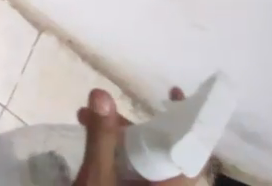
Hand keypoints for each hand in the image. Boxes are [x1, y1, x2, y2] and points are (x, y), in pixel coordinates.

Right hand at [76, 87, 193, 185]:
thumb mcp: (99, 178)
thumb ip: (102, 138)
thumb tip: (101, 93)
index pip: (188, 158)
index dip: (184, 126)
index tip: (173, 94)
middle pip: (161, 155)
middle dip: (132, 128)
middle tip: (106, 106)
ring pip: (143, 162)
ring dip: (117, 138)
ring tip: (83, 117)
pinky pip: (133, 172)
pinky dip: (114, 155)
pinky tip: (89, 142)